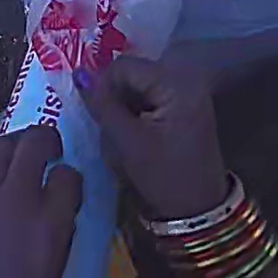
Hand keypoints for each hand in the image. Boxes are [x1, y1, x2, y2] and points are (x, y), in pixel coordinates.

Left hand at [0, 125, 80, 277]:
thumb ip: (55, 245)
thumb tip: (57, 219)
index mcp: (46, 229)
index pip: (69, 177)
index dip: (71, 180)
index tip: (69, 188)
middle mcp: (12, 203)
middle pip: (32, 143)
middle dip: (46, 138)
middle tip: (51, 148)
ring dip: (14, 147)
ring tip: (19, 159)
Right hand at [77, 59, 227, 219]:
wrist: (199, 211)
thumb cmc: (164, 176)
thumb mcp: (127, 141)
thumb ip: (102, 104)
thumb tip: (78, 72)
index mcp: (175, 83)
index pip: (125, 66)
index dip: (103, 84)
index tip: (94, 112)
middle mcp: (186, 77)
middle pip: (134, 72)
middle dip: (115, 94)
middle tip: (104, 122)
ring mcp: (188, 90)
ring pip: (140, 84)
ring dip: (124, 103)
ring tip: (119, 130)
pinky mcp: (186, 103)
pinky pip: (152, 94)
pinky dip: (137, 108)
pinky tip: (132, 131)